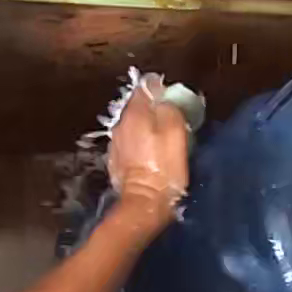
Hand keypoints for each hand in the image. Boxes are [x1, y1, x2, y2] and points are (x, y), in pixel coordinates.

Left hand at [108, 76, 190, 231]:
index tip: (176, 100)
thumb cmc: (164, 168)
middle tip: (174, 119)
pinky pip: (130, 143)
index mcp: (134, 113)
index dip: (163, 90)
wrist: (143, 204)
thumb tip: (166, 99)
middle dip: (155, 109)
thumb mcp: (176, 133)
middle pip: (139, 106)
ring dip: (148, 127)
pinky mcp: (116, 161)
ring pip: (134, 125)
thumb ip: (170, 109)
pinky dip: (141, 144)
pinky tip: (151, 155)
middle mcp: (120, 124)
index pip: (146, 87)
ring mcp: (115, 143)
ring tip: (164, 138)